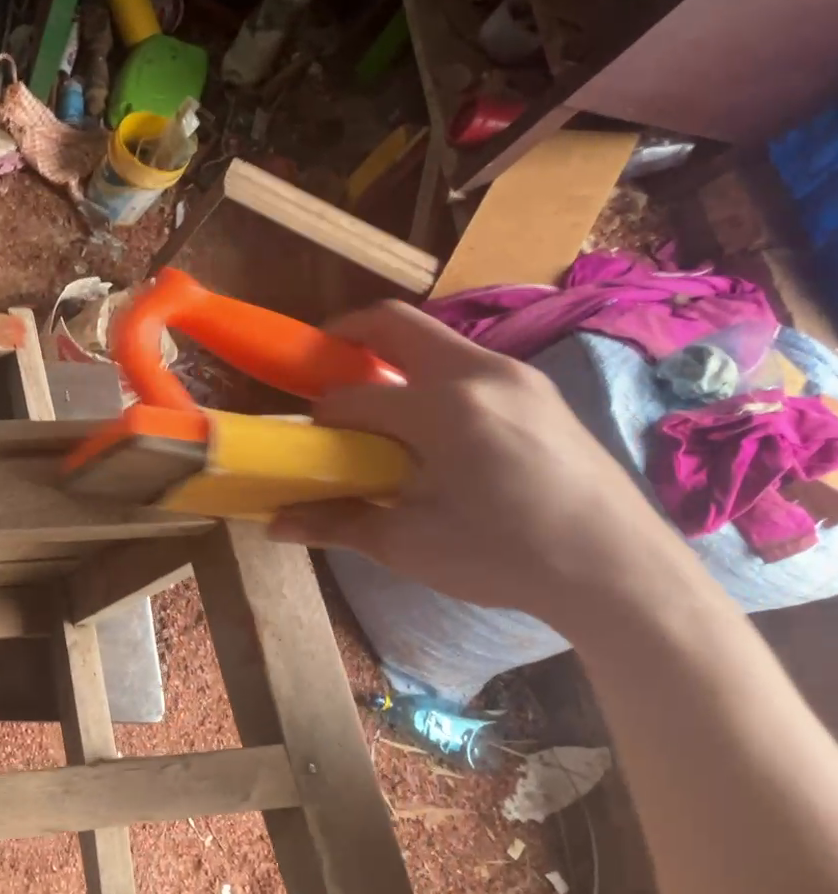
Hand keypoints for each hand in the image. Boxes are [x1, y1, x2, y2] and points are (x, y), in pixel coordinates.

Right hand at [268, 301, 688, 625]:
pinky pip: (463, 364)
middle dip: (344, 339)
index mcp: (444, 407)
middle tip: (316, 369)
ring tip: (373, 414)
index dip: (319, 421)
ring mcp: (516, 376)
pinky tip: (425, 430)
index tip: (312, 450)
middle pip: (395, 324)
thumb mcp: (407, 544)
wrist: (620, 569)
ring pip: (432, 343)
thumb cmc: (506, 556)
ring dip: (388, 362)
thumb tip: (273, 523)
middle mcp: (481, 374)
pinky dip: (425, 378)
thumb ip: (336, 523)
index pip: (351, 397)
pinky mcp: (537, 391)